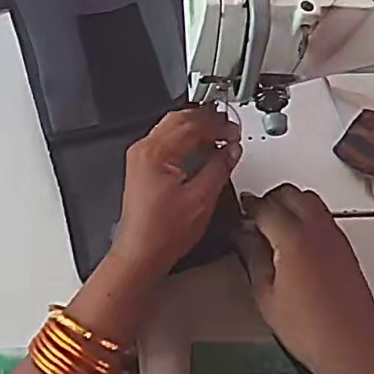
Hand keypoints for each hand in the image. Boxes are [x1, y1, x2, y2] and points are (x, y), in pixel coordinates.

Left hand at [107, 107, 241, 283]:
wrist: (140, 254)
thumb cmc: (161, 234)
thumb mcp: (201, 199)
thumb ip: (219, 168)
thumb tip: (232, 150)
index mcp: (155, 153)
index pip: (191, 124)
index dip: (217, 124)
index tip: (233, 129)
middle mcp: (143, 150)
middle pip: (179, 119)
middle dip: (207, 120)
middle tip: (229, 127)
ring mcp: (140, 157)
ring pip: (172, 126)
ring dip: (196, 127)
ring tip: (219, 136)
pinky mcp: (142, 166)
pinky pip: (166, 140)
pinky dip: (186, 139)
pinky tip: (202, 148)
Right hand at [236, 185, 373, 373]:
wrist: (353, 349)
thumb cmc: (313, 331)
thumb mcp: (266, 297)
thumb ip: (253, 258)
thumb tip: (246, 239)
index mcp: (293, 237)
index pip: (265, 206)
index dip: (248, 206)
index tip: (241, 210)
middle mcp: (316, 229)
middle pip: (289, 193)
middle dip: (269, 199)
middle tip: (255, 215)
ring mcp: (334, 236)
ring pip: (309, 199)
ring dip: (290, 203)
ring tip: (275, 224)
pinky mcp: (345, 246)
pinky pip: (323, 215)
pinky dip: (307, 215)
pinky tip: (296, 238)